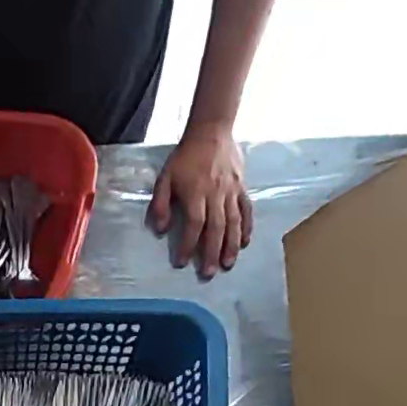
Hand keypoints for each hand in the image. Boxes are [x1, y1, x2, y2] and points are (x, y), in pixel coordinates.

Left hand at [148, 123, 251, 278]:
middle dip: (211, 253)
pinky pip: (246, 209)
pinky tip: (244, 242)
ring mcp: (232, 191)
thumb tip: (160, 229)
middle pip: (215, 228)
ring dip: (231, 245)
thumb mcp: (164, 179)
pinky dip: (246, 227)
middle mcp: (216, 195)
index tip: (181, 263)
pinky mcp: (242, 187)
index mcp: (196, 194)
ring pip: (233, 222)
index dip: (187, 245)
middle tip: (208, 274)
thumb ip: (160, 205)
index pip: (194, 225)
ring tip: (227, 264)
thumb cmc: (184, 158)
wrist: (212, 131)